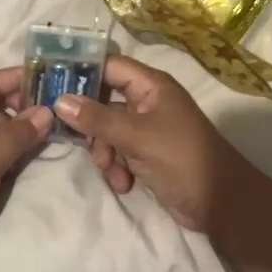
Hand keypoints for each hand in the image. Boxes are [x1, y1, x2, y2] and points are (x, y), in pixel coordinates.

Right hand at [52, 56, 242, 233]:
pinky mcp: (144, 154)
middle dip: (89, 124)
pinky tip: (123, 183)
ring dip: (103, 152)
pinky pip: (116, 152)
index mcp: (151, 86)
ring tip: (111, 170)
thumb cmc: (183, 160)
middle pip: (101, 100)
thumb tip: (59, 101)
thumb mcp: (137, 137)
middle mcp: (146, 102)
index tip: (50, 82)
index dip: (80, 70)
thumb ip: (97, 119)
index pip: (108, 66)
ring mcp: (145, 129)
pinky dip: (115, 167)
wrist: (221, 205)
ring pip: (105, 130)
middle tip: (69, 136)